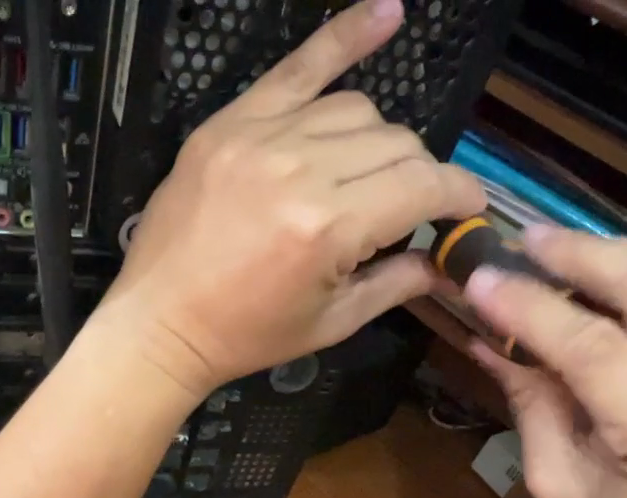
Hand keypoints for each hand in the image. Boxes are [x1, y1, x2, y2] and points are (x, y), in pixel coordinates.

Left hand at [97, 0, 484, 396]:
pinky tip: (387, 12)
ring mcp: (261, 137)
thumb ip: (395, 284)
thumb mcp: (330, 323)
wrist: (160, 324)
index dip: (458, 196)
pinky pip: (297, 66)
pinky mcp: (229, 122)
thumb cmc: (245, 335)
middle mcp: (301, 169)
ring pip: (356, 110)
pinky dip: (343, 36)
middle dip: (416, 177)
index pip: (423, 185)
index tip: (467, 209)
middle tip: (404, 210)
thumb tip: (445, 262)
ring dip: (377, 141)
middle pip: (395, 143)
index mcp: (329, 227)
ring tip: (366, 175)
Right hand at [463, 227, 626, 497]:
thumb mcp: (561, 486)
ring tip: (565, 247)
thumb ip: (532, 403)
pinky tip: (620, 281)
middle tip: (528, 237)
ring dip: (626, 259)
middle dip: (586, 256)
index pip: (595, 347)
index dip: (531, 307)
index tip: (482, 276)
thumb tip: (488, 340)